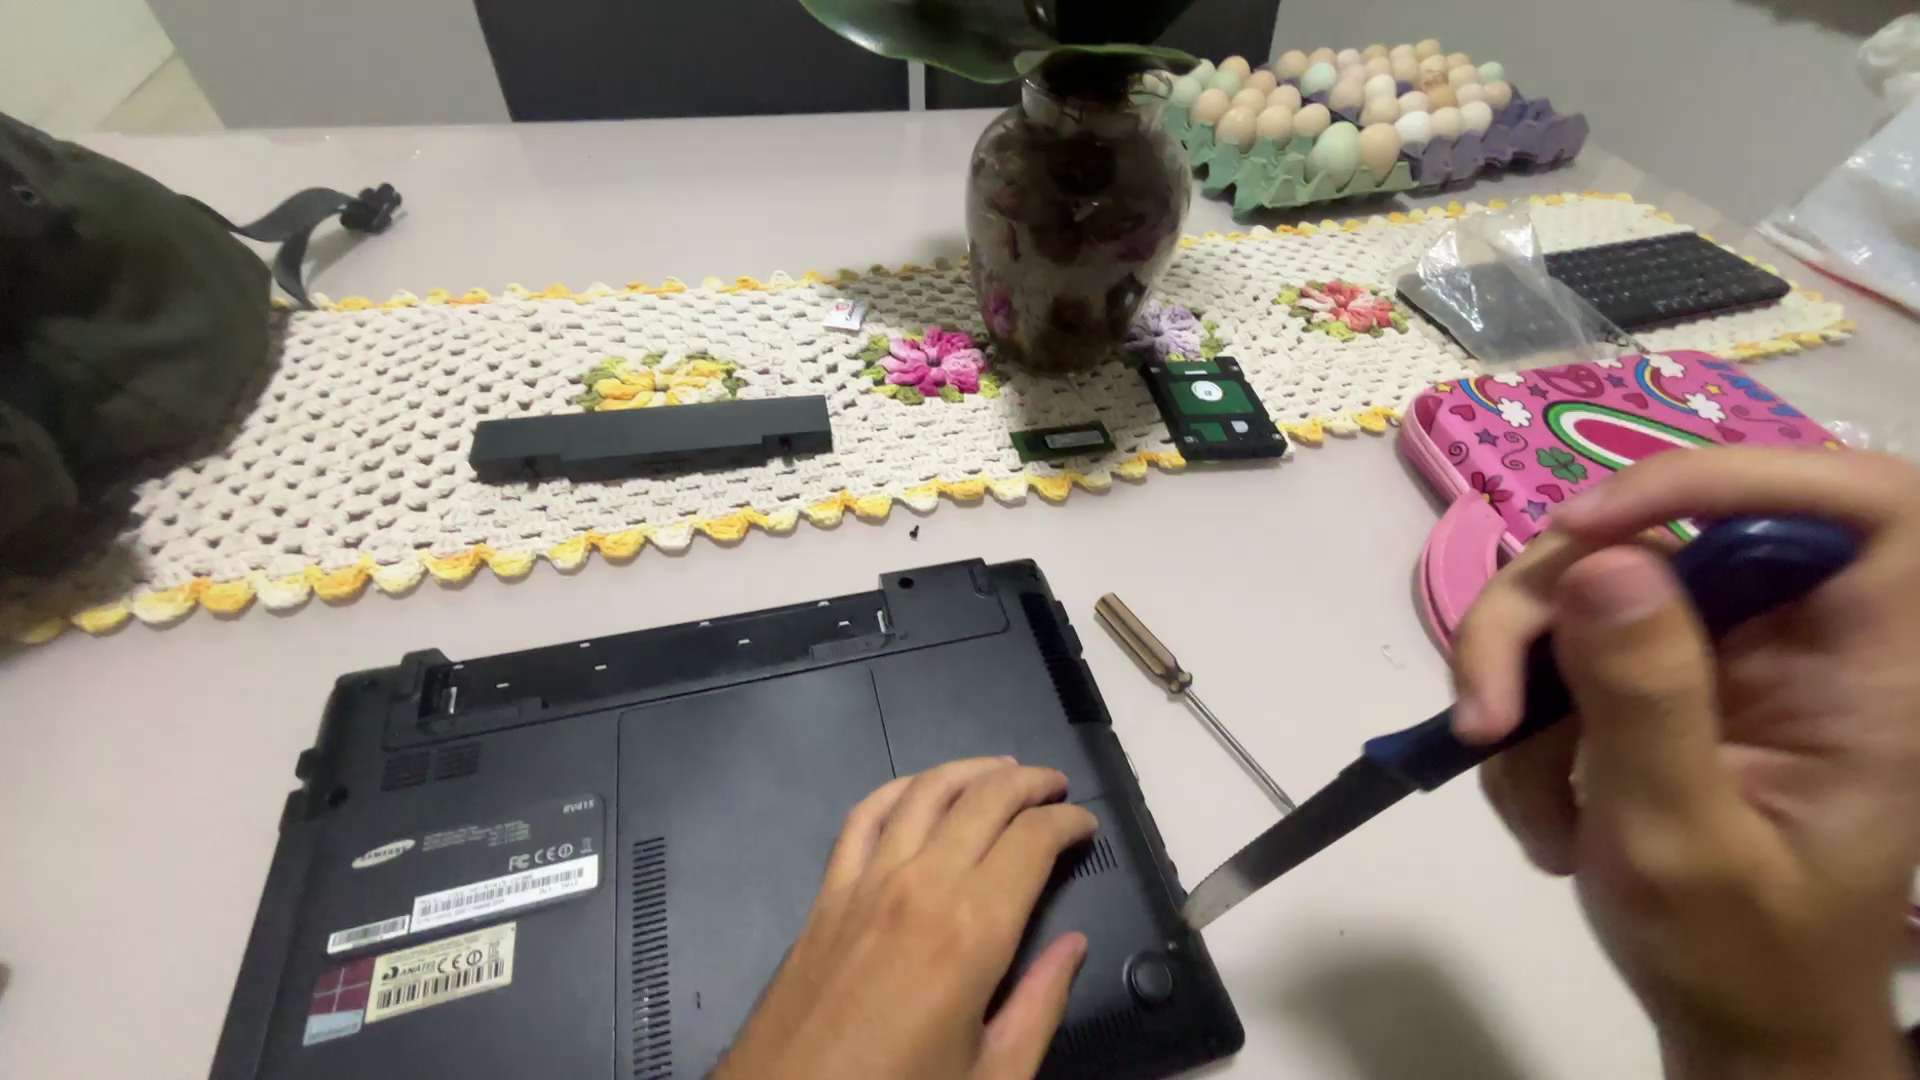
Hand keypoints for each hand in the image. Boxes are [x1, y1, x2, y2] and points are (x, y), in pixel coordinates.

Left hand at [714, 757, 1097, 1079]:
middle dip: (1029, 782)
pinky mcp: (830, 888)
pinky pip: (865, 814)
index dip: (1067, 821)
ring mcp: (869, 878)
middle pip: (985, 799)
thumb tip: (1074, 944)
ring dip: (972, 770)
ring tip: (1003, 769)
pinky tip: (922, 788)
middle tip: (1054, 784)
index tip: (1085, 823)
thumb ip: (1042, 1003)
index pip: (1033, 840)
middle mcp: (923, 882)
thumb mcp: (994, 1077)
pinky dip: (901, 788)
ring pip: (928, 791)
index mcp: (974, 929)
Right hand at [1450, 449, 1919, 1079]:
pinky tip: (1533, 799)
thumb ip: (1647, 698)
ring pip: (1560, 595)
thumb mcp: (1678, 834)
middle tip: (1483, 713)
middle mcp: (1775, 640)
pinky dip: (1503, 717)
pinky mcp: (1629, 678)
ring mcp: (1692, 656)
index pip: (1850, 505)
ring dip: (1501, 678)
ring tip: (1507, 781)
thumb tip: (1603, 563)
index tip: (1583, 532)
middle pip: (1635, 545)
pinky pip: (1535, 652)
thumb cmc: (1734, 948)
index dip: (1716, 479)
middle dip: (1530, 618)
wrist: (1719, 1008)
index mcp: (1860, 672)